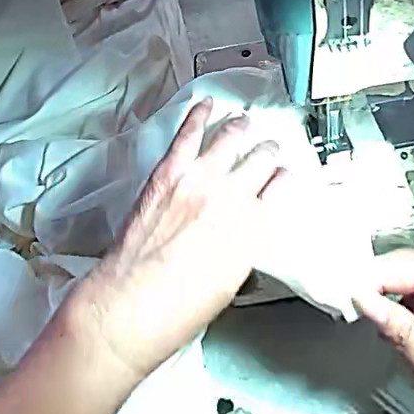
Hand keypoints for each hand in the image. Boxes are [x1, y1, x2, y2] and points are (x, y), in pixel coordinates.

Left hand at [59, 101, 283, 381]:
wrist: (131, 306)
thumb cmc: (181, 308)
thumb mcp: (232, 281)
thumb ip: (245, 243)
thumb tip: (246, 224)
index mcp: (253, 228)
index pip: (279, 189)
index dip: (282, 178)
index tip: (282, 174)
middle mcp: (232, 197)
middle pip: (259, 159)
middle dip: (266, 150)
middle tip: (267, 146)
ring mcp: (199, 180)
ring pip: (230, 139)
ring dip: (240, 128)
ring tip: (245, 121)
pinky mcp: (169, 172)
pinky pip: (188, 134)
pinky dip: (199, 115)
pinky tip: (207, 105)